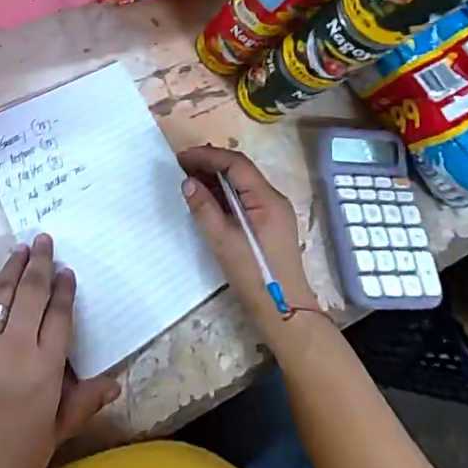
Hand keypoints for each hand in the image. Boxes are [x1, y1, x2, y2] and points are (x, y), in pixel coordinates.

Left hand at [0, 235, 118, 467]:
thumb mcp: (49, 441)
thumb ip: (79, 404)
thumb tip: (113, 382)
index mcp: (43, 371)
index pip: (59, 316)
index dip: (64, 290)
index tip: (68, 270)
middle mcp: (14, 347)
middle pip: (31, 293)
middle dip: (39, 263)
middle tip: (45, 239)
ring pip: (0, 291)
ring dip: (12, 267)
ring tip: (22, 249)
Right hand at [177, 146, 316, 330]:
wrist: (285, 311)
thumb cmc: (254, 275)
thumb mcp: (223, 242)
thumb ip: (204, 209)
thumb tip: (188, 182)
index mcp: (267, 199)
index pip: (236, 163)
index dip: (208, 156)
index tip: (182, 157)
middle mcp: (274, 198)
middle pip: (241, 170)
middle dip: (211, 164)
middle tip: (182, 167)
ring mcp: (274, 211)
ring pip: (243, 184)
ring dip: (217, 179)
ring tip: (190, 181)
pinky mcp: (271, 224)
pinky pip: (246, 198)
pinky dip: (226, 194)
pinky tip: (208, 200)